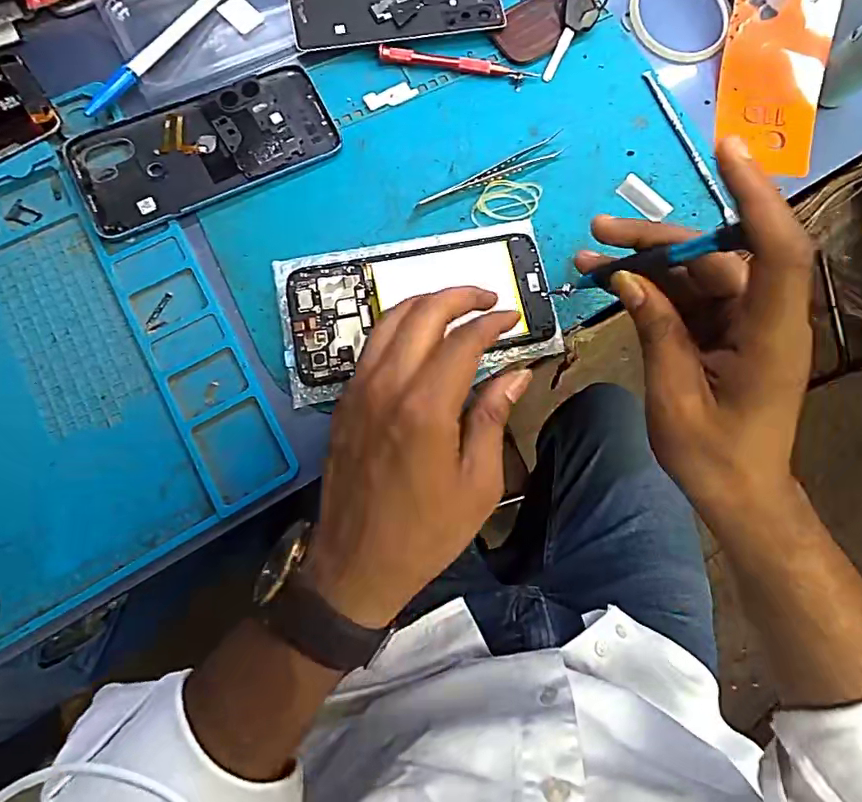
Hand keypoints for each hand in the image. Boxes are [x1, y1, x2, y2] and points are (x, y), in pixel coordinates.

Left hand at [302, 288, 531, 628]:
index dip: (492, 323)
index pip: (462, 340)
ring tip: (456, 307)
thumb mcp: (478, 483)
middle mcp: (387, 386)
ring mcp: (359, 389)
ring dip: (426, 303)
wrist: (355, 563)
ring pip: (390, 319)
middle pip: (423, 314)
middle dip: (460, 296)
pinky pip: (371, 343)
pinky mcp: (345, 399)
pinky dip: (399, 324)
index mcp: (425, 408)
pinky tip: (419, 334)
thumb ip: (493, 417)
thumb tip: (516, 373)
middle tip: (488, 300)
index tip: (512, 319)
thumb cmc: (425, 531)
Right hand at [576, 136, 815, 515]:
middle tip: (600, 231)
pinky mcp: (723, 328)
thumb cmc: (716, 458)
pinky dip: (649, 287)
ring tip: (591, 253)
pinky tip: (608, 280)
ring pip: (694, 270)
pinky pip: (685, 295)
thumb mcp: (675, 396)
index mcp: (771, 333)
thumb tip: (630, 280)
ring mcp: (742, 320)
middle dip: (656, 240)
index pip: (777, 249)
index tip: (726, 153)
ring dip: (644, 262)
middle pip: (714, 255)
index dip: (756, 197)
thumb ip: (657, 331)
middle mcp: (762, 315)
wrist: (740, 494)